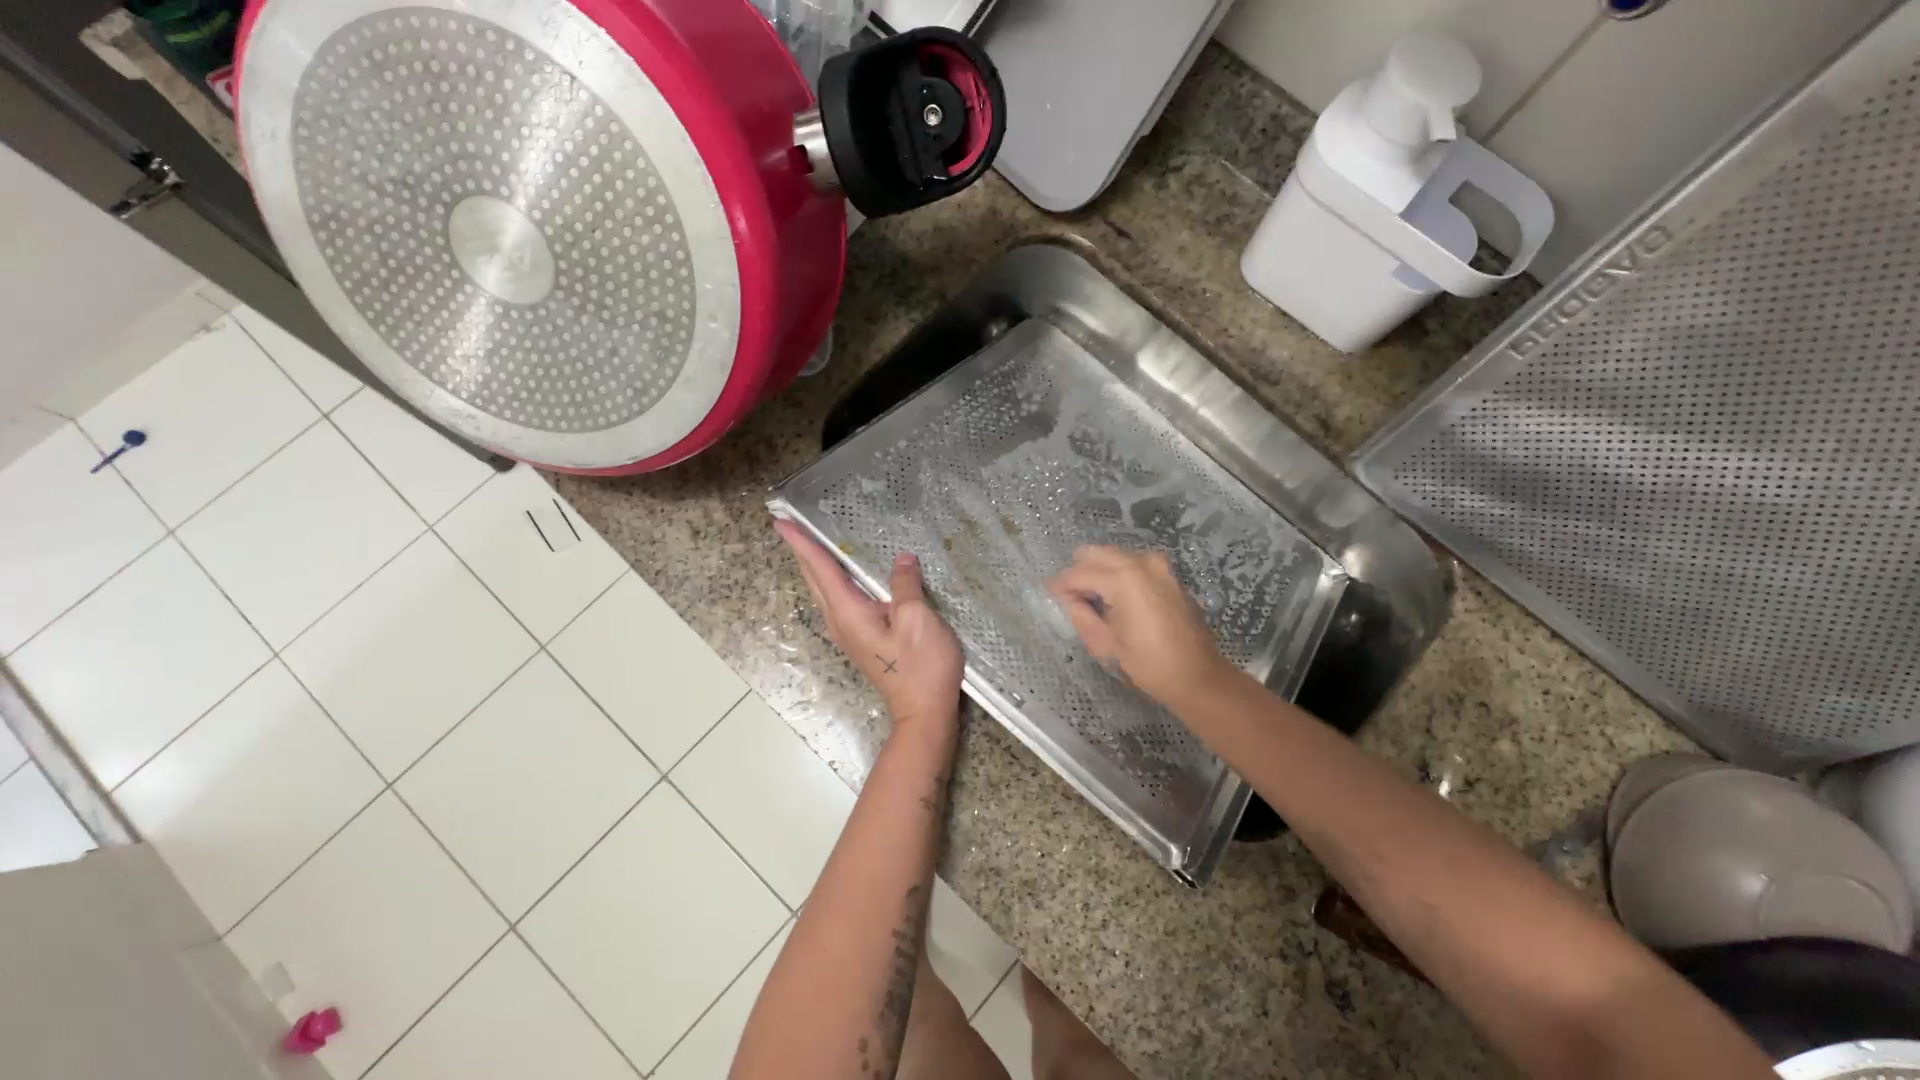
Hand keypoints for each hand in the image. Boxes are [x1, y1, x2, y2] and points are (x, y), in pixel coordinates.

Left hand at [776, 520, 964, 731]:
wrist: (924, 711)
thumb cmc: (921, 666)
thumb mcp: (918, 618)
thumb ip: (905, 585)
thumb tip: (901, 560)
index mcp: (848, 611)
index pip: (821, 568)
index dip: (802, 543)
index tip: (781, 522)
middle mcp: (840, 621)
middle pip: (815, 580)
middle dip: (801, 552)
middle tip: (789, 527)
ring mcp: (849, 633)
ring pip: (824, 591)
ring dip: (816, 566)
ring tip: (810, 543)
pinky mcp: (861, 639)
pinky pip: (839, 601)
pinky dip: (833, 581)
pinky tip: (844, 575)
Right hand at [1046, 545, 1236, 707]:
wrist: (1198, 676)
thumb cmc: (1149, 665)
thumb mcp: (1106, 644)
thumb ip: (1080, 615)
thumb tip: (1065, 599)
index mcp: (1123, 579)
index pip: (1079, 573)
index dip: (1059, 585)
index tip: (1047, 594)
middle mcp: (1142, 563)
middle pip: (1098, 554)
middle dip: (1080, 572)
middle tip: (1069, 596)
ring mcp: (1160, 567)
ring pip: (1117, 556)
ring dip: (1101, 571)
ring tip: (1091, 599)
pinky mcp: (1170, 576)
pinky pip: (1136, 565)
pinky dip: (1121, 574)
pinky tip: (1115, 598)